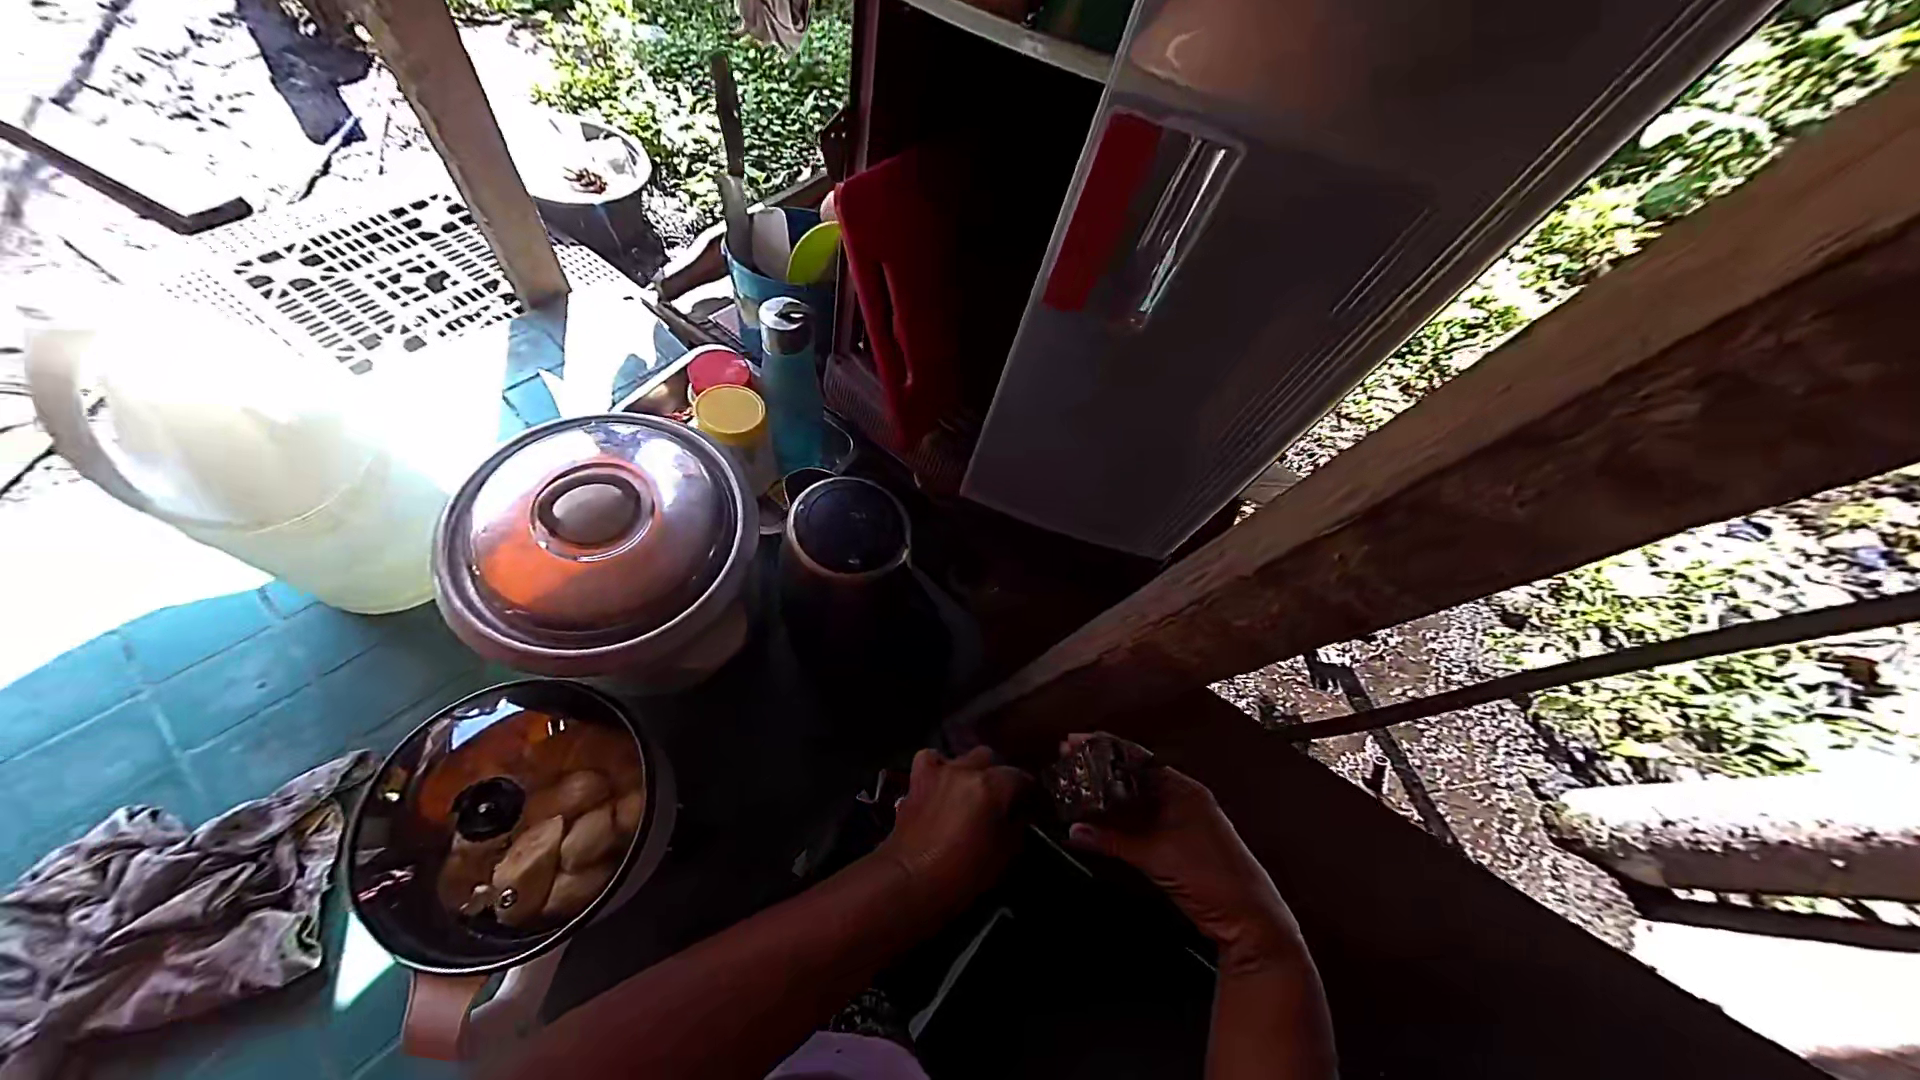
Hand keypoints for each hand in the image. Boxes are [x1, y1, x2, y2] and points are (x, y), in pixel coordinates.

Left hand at [876, 747, 1029, 915]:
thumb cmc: (964, 874)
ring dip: (973, 770)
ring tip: (974, 791)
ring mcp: (940, 771)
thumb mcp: (1005, 855)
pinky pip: (931, 759)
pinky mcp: (918, 779)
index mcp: (993, 786)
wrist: (910, 881)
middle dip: (1001, 775)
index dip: (1033, 793)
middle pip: (993, 759)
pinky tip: (943, 780)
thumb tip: (1021, 814)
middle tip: (1005, 800)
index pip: (1023, 778)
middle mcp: (967, 770)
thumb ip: (1018, 826)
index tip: (1037, 807)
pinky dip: (939, 766)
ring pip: (964, 757)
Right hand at [1063, 739, 1300, 973]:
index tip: (1077, 741)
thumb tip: (1076, 829)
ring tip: (1076, 788)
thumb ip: (1113, 840)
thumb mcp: (1158, 855)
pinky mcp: (1175, 845)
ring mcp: (1178, 822)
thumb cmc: (1217, 879)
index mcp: (1183, 789)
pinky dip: (1117, 821)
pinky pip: (1138, 824)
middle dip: (1101, 770)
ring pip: (1134, 801)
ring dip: (1107, 797)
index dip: (1104, 748)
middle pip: (1133, 777)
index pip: (1136, 758)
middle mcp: (1181, 799)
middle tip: (1070, 759)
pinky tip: (1097, 822)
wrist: (1250, 921)